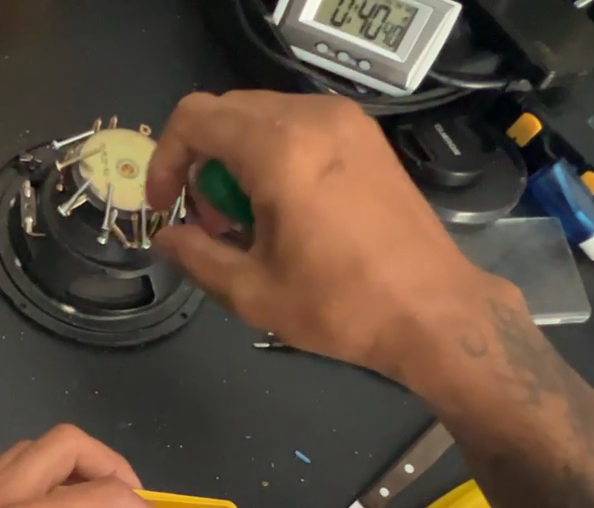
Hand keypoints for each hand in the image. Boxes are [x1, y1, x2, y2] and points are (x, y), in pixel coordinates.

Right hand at [146, 91, 516, 387]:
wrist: (429, 309)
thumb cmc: (337, 306)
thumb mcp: (251, 291)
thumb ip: (196, 255)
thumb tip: (167, 237)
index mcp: (280, 151)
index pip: (194, 119)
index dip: (164, 160)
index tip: (165, 208)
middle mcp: (313, 118)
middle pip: (225, 112)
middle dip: (198, 163)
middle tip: (206, 223)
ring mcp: (345, 121)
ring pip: (260, 117)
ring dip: (233, 161)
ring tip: (243, 222)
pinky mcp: (365, 136)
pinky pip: (296, 127)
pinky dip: (269, 157)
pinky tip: (279, 210)